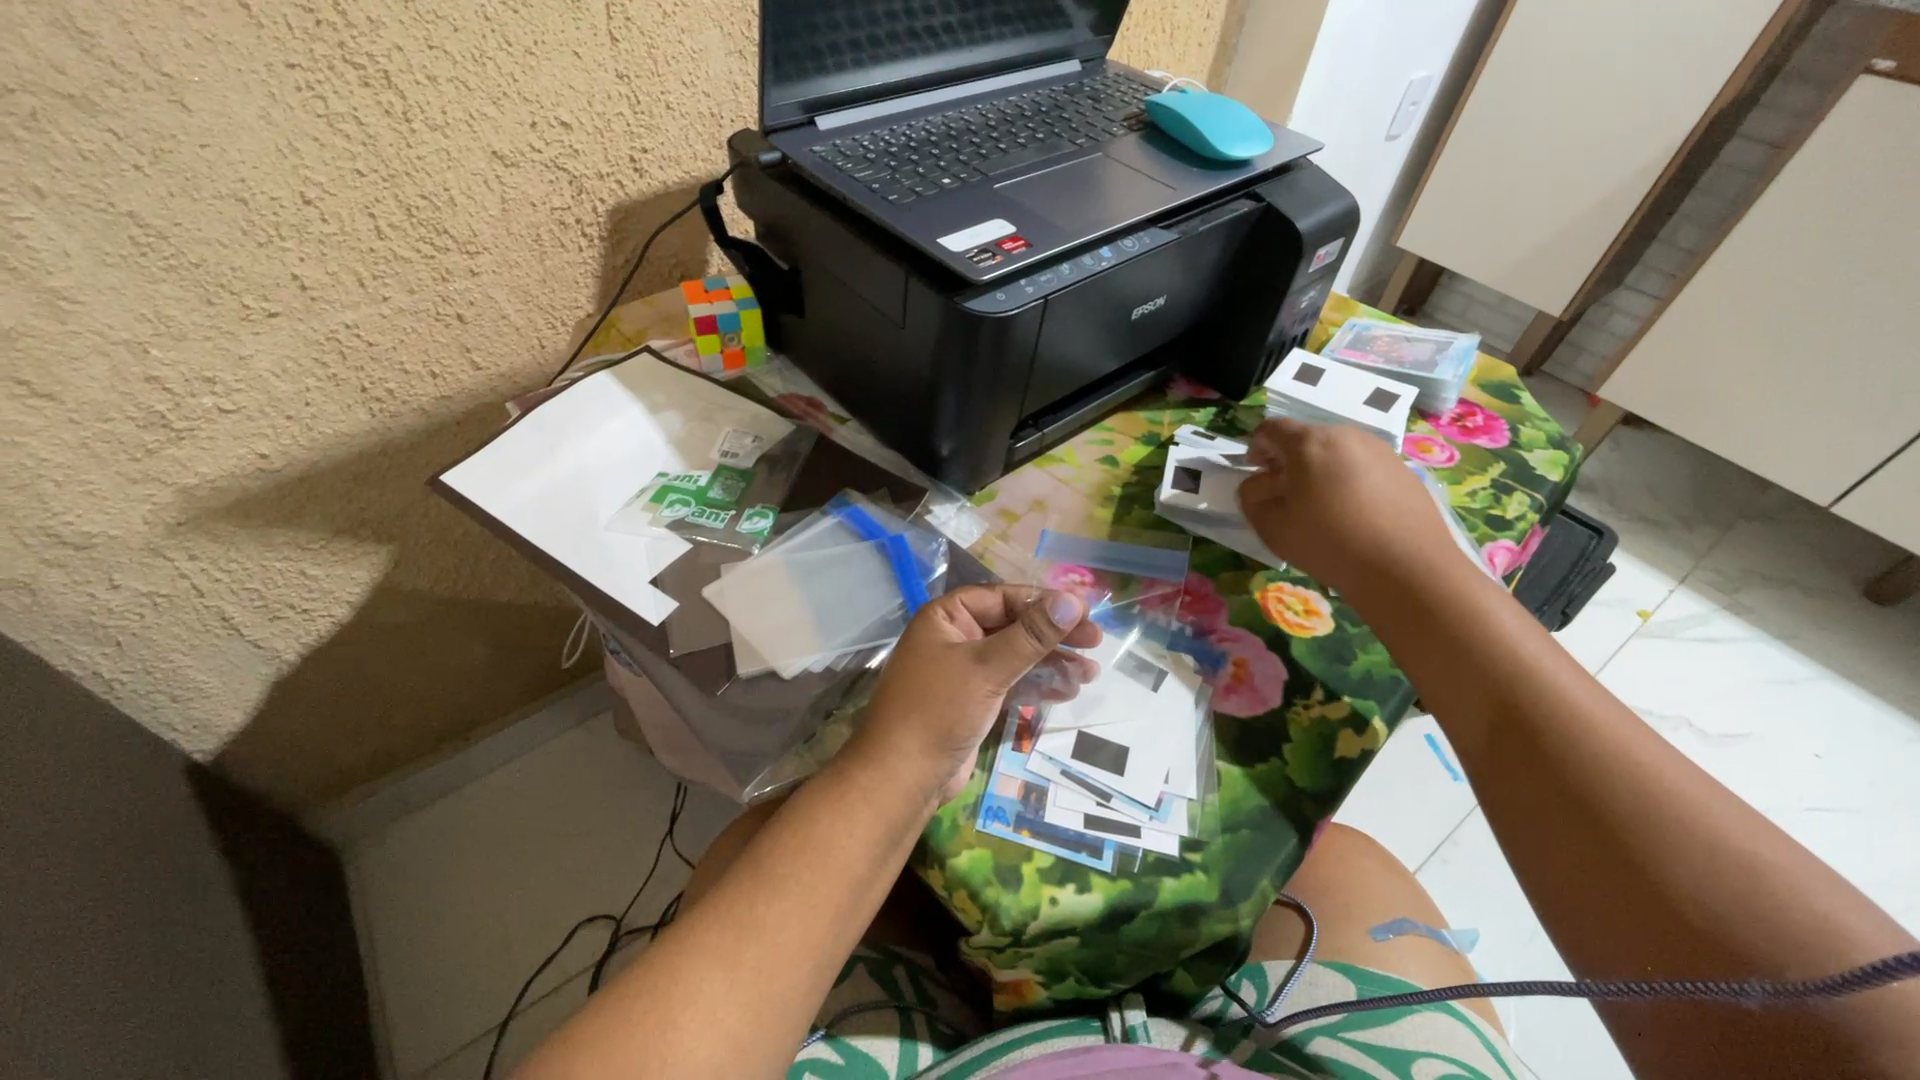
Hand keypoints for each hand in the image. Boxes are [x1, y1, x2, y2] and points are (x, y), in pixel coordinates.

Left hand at [852, 585, 1102, 803]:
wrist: (902, 777)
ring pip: (1015, 657)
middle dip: (1053, 636)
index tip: (1084, 613)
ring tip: (1090, 674)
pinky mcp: (972, 702)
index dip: (1044, 603)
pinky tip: (1067, 692)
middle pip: (1012, 626)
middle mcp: (953, 638)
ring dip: (1051, 663)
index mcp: (946, 618)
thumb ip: (1031, 635)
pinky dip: (1037, 685)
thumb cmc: (938, 711)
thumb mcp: (987, 668)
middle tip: (1096, 643)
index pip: (1003, 597)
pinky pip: (1010, 683)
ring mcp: (962, 672)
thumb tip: (1072, 601)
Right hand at [1236, 419, 1462, 597]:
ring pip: (1337, 451)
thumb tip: (1260, 482)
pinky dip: (1351, 480)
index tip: (1259, 475)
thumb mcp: (1270, 525)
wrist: (1406, 567)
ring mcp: (1379, 449)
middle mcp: (1345, 435)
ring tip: (1325, 507)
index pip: (1271, 428)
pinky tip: (1356, 515)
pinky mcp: (1403, 468)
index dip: (1257, 448)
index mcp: (1308, 443)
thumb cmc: (1329, 543)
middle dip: (1291, 460)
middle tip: (1289, 495)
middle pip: (1307, 437)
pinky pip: (1364, 465)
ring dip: (1322, 470)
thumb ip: (1251, 495)